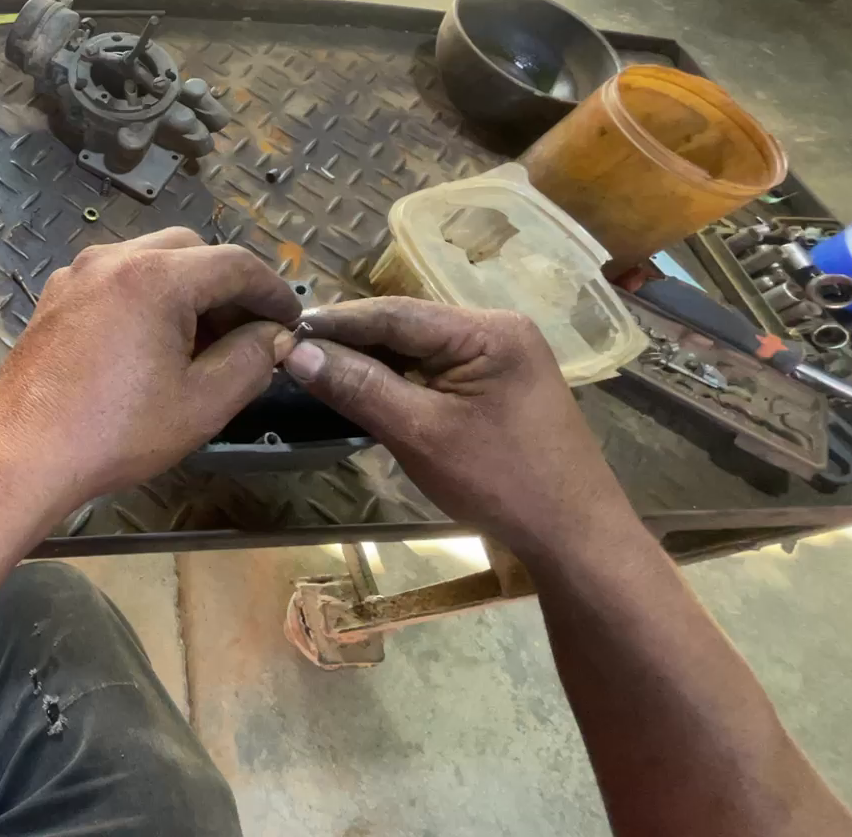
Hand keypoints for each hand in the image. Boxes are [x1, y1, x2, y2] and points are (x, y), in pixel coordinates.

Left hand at [0, 229, 301, 513]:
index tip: (288, 321)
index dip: (271, 291)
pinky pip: (113, 278)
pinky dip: (142, 294)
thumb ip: (251, 359)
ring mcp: (75, 274)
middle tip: (244, 333)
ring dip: (183, 287)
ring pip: (148, 259)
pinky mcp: (54, 296)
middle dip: (225, 285)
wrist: (24, 452)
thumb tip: (272, 335)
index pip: (234, 263)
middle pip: (190, 251)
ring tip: (197, 339)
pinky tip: (147, 339)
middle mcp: (111, 259)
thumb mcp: (202, 402)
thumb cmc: (115, 432)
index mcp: (153, 276)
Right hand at [282, 297, 638, 561]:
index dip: (331, 322)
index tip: (277, 330)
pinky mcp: (484, 379)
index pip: (391, 314)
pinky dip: (382, 375)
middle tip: (282, 349)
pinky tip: (347, 383)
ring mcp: (491, 354)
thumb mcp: (419, 433)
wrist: (573, 538)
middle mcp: (490, 329)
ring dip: (358, 357)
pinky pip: (420, 366)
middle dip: (341, 339)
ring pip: (405, 345)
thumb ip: (357, 386)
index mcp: (487, 332)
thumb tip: (294, 352)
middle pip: (397, 325)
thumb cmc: (502, 483)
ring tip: (304, 365)